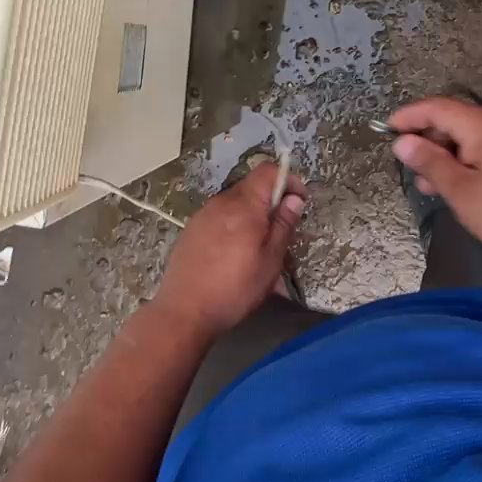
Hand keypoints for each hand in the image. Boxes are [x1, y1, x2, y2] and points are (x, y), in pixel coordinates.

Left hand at [152, 162, 305, 340]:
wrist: (184, 311)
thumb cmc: (234, 289)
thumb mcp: (270, 262)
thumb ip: (283, 225)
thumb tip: (294, 199)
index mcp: (244, 206)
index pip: (267, 170)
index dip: (287, 179)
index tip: (297, 202)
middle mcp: (221, 202)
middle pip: (251, 185)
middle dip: (270, 200)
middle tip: (279, 231)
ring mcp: (203, 214)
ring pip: (235, 201)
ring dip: (251, 213)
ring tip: (255, 247)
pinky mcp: (192, 228)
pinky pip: (219, 215)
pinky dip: (232, 223)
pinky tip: (231, 253)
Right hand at [389, 97, 481, 264]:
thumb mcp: (461, 191)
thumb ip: (429, 162)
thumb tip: (402, 141)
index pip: (436, 107)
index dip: (408, 116)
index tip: (386, 130)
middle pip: (452, 120)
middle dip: (427, 141)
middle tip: (412, 171)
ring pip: (469, 137)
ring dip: (446, 155)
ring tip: (432, 187)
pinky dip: (466, 161)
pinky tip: (460, 187)